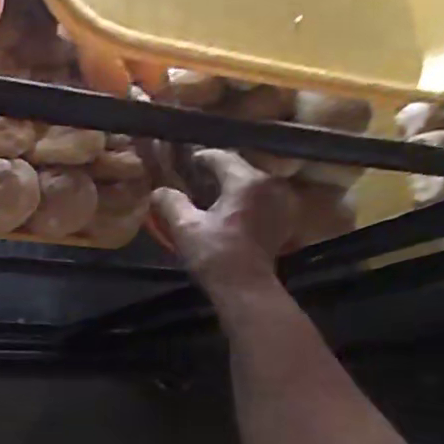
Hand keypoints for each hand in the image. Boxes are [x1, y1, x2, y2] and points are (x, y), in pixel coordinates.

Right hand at [152, 149, 299, 291]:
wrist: (246, 286)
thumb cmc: (215, 255)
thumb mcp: (185, 228)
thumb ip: (171, 203)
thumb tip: (158, 191)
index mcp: (246, 181)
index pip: (221, 157)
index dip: (200, 158)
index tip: (185, 163)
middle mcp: (270, 183)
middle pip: (240, 167)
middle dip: (217, 172)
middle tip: (195, 180)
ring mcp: (283, 199)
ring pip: (252, 182)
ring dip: (232, 185)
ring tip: (213, 195)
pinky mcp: (285, 216)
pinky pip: (262, 197)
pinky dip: (246, 199)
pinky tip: (231, 211)